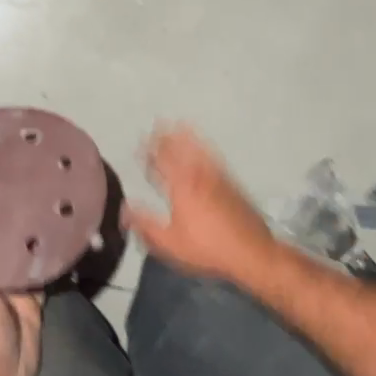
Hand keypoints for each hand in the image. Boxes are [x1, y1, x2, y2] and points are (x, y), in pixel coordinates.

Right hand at [125, 123, 281, 282]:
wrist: (251, 251)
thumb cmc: (207, 248)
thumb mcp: (170, 242)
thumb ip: (145, 224)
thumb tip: (125, 209)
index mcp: (181, 188)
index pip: (161, 163)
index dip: (148, 153)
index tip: (139, 144)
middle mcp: (199, 176)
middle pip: (180, 150)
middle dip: (167, 137)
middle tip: (157, 125)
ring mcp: (218, 177)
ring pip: (199, 149)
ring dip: (187, 136)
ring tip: (179, 124)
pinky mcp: (232, 182)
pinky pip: (215, 157)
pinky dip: (206, 146)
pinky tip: (205, 146)